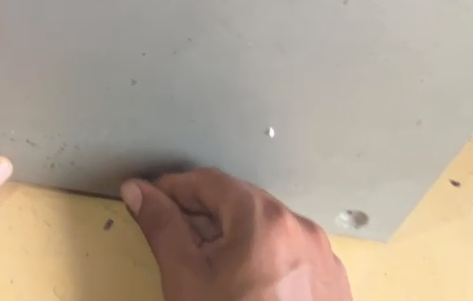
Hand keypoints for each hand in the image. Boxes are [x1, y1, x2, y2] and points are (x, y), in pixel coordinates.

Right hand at [123, 169, 351, 300]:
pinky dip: (265, 262)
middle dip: (205, 216)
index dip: (174, 190)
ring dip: (234, 238)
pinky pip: (292, 257)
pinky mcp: (337, 289)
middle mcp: (301, 228)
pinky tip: (247, 292)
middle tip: (177, 242)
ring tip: (212, 272)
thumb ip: (161, 225)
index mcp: (264, 218)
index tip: (152, 205)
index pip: (208, 182)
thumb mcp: (186, 279)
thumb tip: (136, 189)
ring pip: (266, 230)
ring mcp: (325, 260)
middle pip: (240, 204)